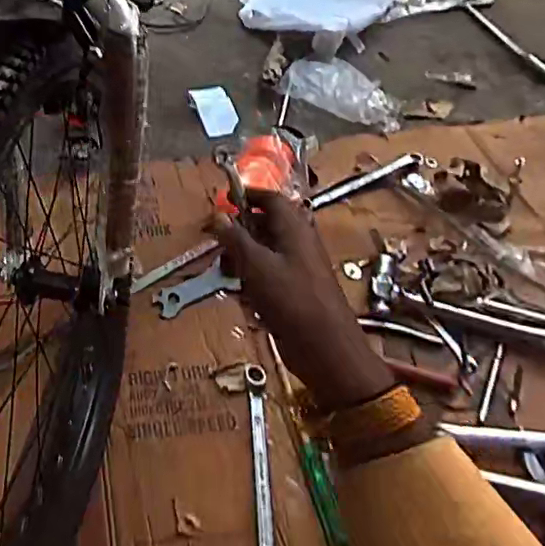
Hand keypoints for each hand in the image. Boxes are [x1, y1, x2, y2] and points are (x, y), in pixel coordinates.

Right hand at [209, 193, 393, 410]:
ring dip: (242, 257)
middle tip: (217, 239)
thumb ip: (234, 238)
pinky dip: (252, 278)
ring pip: (264, 250)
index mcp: (295, 230)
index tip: (224, 199)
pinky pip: (268, 274)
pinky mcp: (295, 291)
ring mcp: (299, 268)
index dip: (248, 194)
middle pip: (265, 224)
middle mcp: (299, 244)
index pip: (272, 199)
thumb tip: (217, 216)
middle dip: (239, 230)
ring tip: (227, 271)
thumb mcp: (255, 265)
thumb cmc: (292, 300)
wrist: (327, 351)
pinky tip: (243, 294)